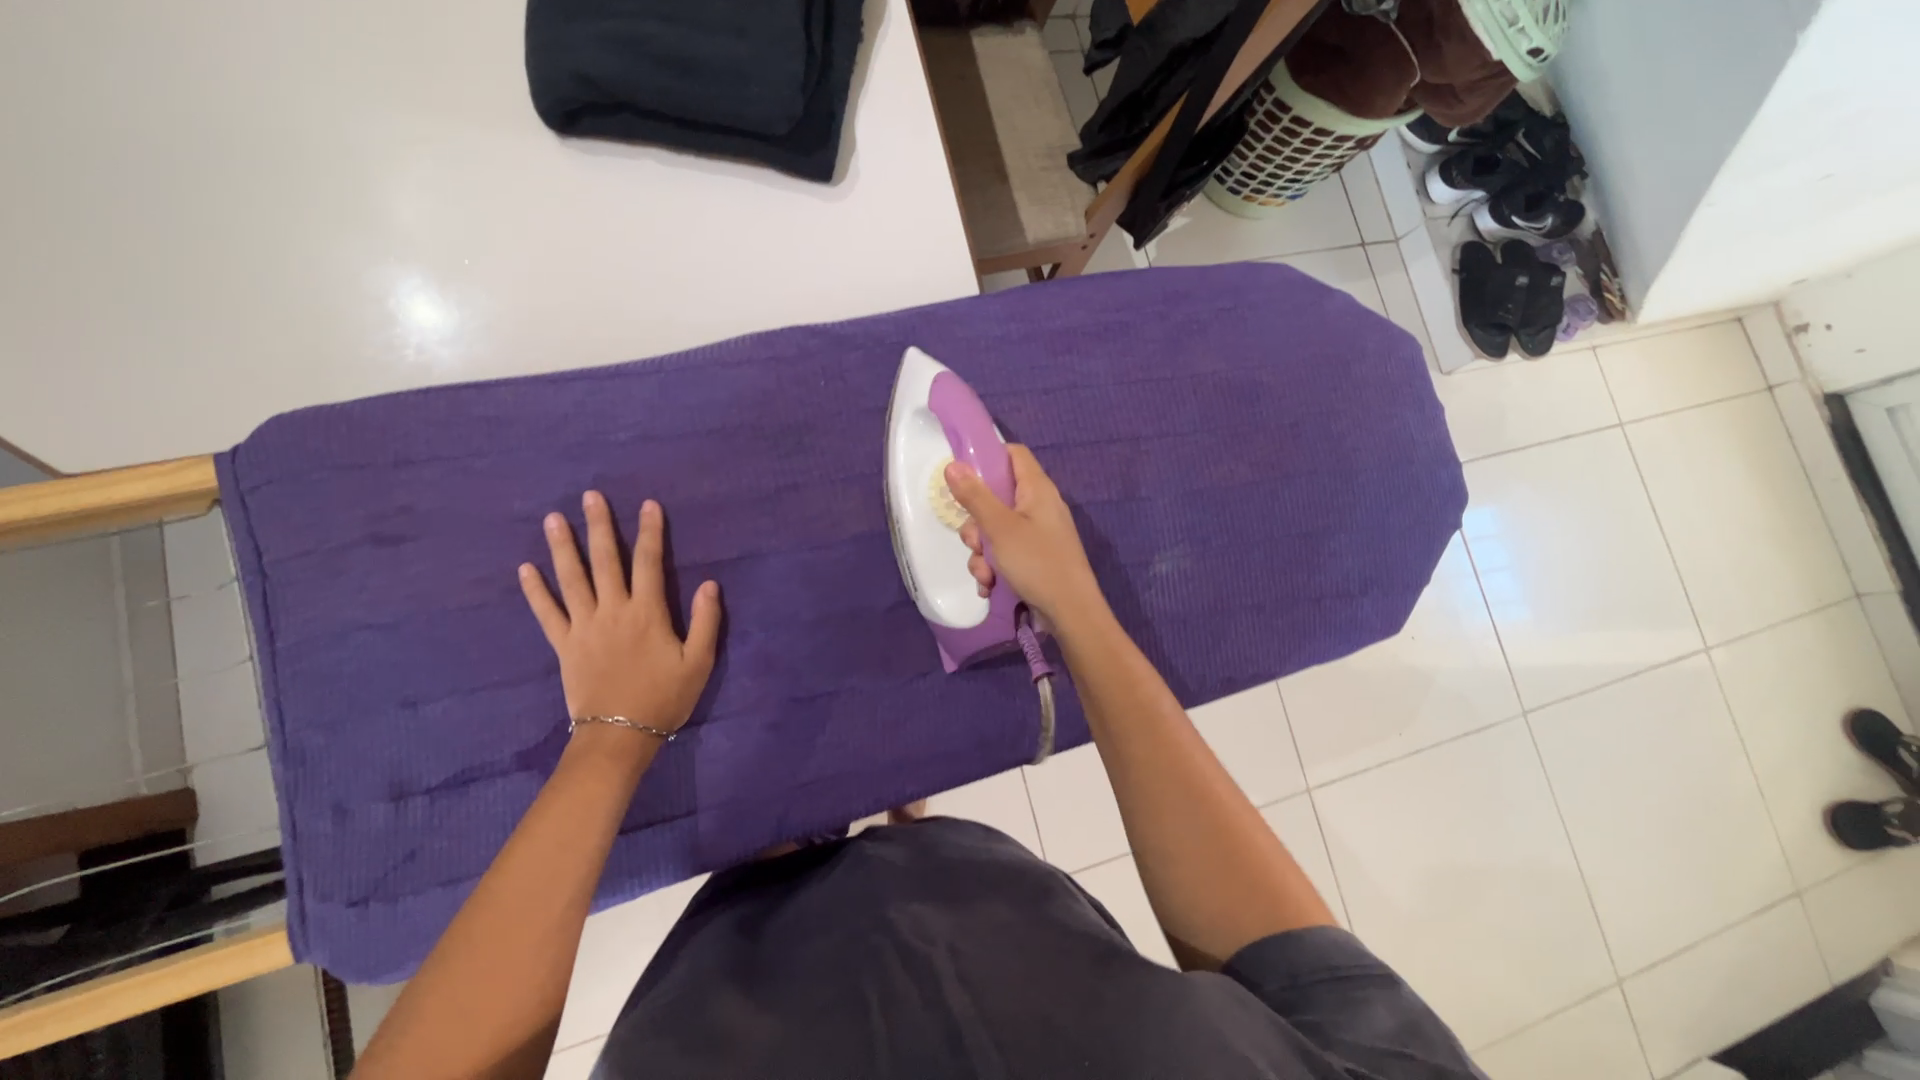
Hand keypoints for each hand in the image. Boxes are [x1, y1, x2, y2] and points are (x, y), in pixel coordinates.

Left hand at [518, 492, 721, 742]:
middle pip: (606, 561)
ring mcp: (584, 626)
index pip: (650, 562)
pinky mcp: (565, 645)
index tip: (648, 504)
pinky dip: (535, 591)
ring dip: (563, 547)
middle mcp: (613, 611)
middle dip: (600, 526)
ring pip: (572, 579)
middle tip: (590, 496)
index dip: (650, 532)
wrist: (619, 735)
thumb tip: (710, 584)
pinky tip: (526, 568)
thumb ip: (706, 622)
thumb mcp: (698, 663)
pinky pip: (547, 613)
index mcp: (648, 613)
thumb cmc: (664, 698)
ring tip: (554, 518)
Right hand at [945, 445, 1108, 631]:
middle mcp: (1038, 507)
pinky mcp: (1035, 559)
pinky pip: (1004, 554)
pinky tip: (990, 587)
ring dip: (983, 554)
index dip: (988, 458)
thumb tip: (953, 465)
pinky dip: (994, 569)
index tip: (964, 476)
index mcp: (1037, 489)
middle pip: (996, 498)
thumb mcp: (999, 528)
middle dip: (977, 525)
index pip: (1013, 454)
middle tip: (975, 542)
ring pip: (995, 532)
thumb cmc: (1037, 562)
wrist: (1070, 612)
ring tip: (986, 575)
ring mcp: (1037, 534)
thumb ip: (975, 496)